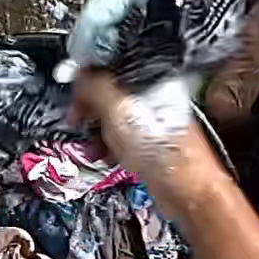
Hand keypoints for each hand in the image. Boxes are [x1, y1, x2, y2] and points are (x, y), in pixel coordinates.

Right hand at [74, 71, 221, 202]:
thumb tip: (79, 74)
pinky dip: (106, 143)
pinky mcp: (149, 142)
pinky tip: (102, 154)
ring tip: (89, 142)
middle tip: (76, 118)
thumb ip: (96, 87)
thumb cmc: (163, 153)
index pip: (111, 65)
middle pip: (108, 91)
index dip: (87, 75)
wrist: (186, 192)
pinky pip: (119, 136)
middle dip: (88, 106)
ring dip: (95, 129)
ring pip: (112, 116)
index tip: (72, 89)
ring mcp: (152, 120)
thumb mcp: (119, 112)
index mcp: (152, 79)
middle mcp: (154, 97)